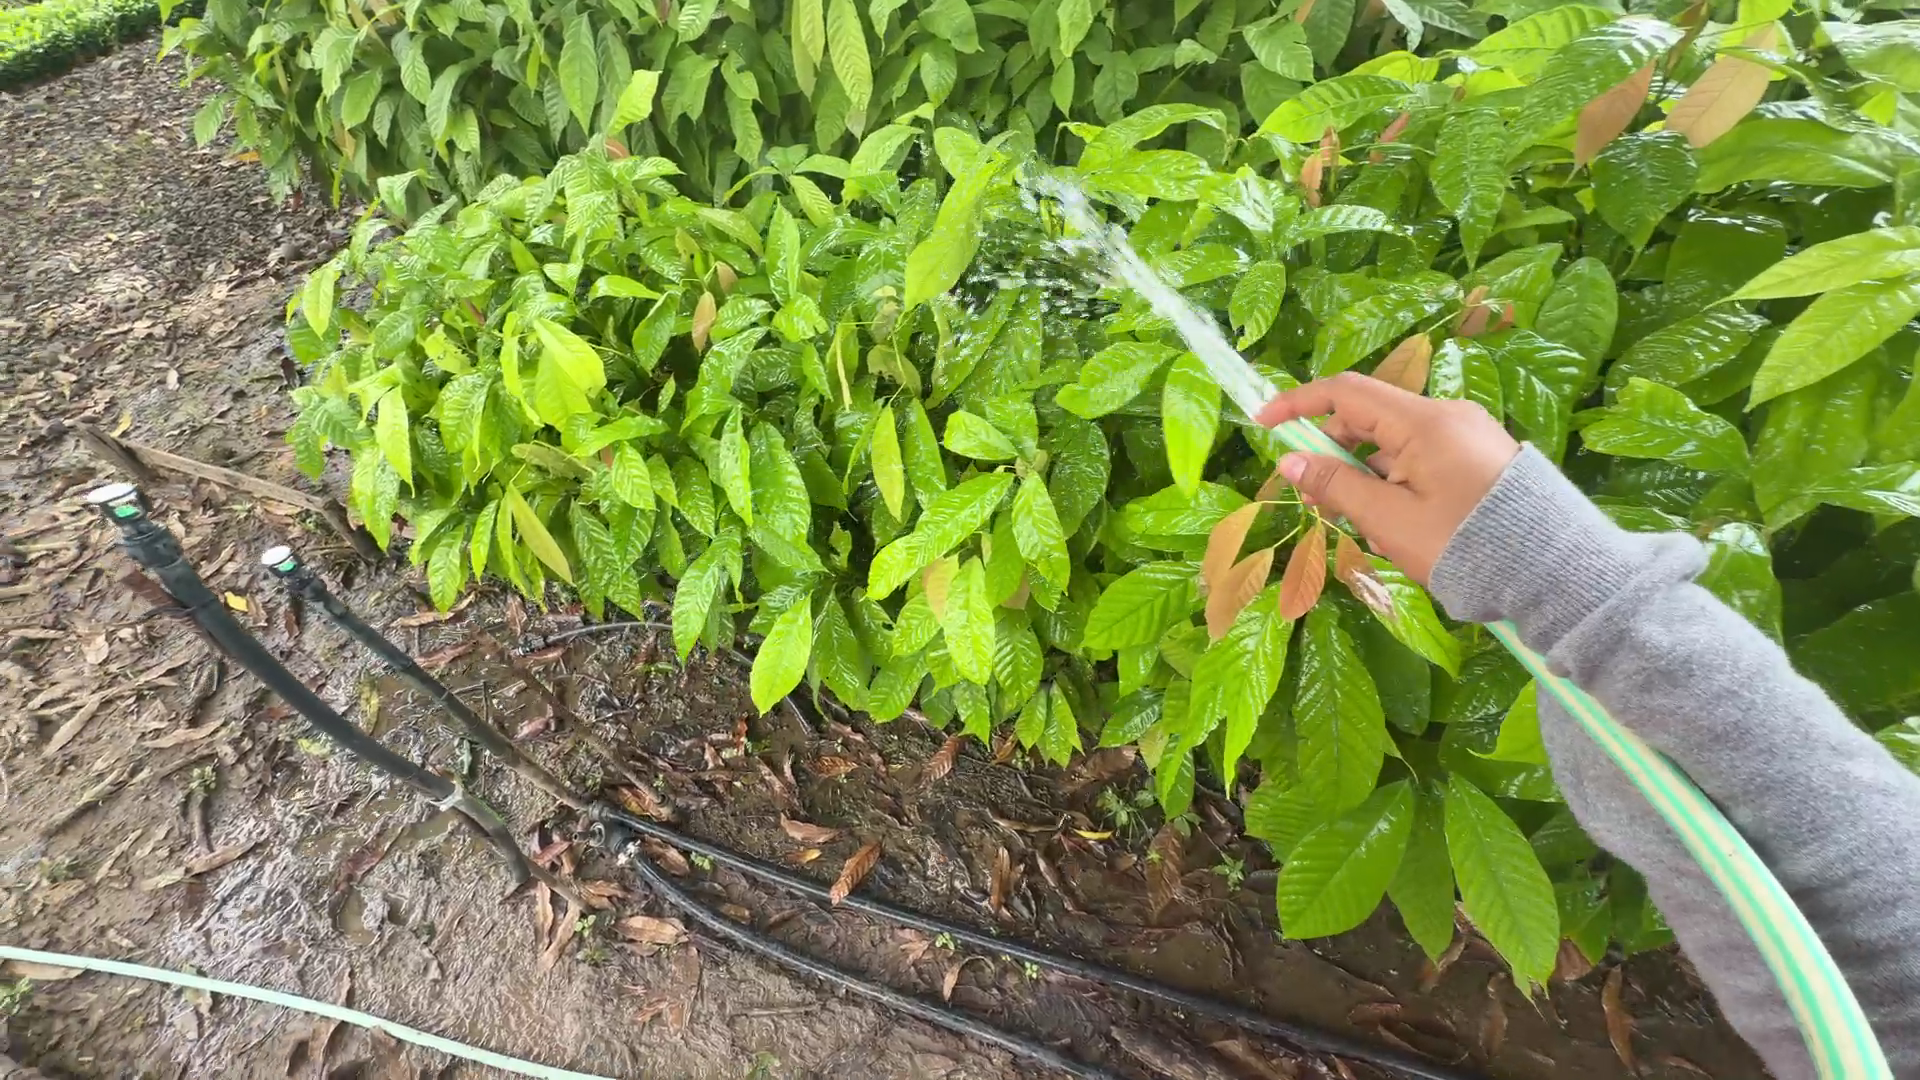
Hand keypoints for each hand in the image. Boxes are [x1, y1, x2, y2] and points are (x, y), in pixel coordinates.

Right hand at [1255, 373, 1519, 585]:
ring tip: (1353, 519)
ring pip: (1390, 442)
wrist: (1557, 574)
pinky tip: (1388, 519)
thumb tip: (1290, 461)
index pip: (1346, 392)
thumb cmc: (1463, 544)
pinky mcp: (1476, 458)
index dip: (1299, 403)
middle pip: (1367, 417)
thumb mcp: (1387, 518)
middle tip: (1311, 495)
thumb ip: (1334, 484)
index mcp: (1424, 422)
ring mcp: (1465, 436)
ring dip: (1358, 472)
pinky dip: (1388, 479)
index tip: (1265, 422)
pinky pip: (1416, 457)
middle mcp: (1446, 417)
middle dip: (1329, 450)